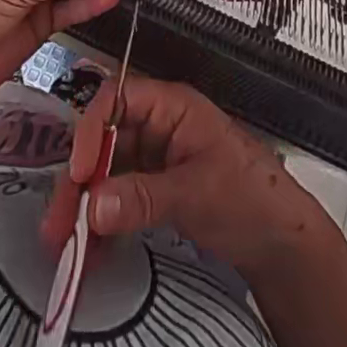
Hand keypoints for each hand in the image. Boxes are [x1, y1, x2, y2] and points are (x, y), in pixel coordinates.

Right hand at [41, 75, 334, 274]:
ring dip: (84, 203)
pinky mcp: (153, 185)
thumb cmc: (255, 198)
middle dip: (80, 178)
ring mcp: (154, 156)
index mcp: (172, 107)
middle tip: (61, 217)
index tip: (81, 171)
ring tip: (66, 240)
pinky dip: (102, 219)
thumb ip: (143, 197)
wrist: (286, 245)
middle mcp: (157, 125)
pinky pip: (117, 195)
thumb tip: (94, 205)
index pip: (117, 100)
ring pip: (105, 171)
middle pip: (104, 139)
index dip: (92, 129)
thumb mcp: (197, 194)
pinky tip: (91, 247)